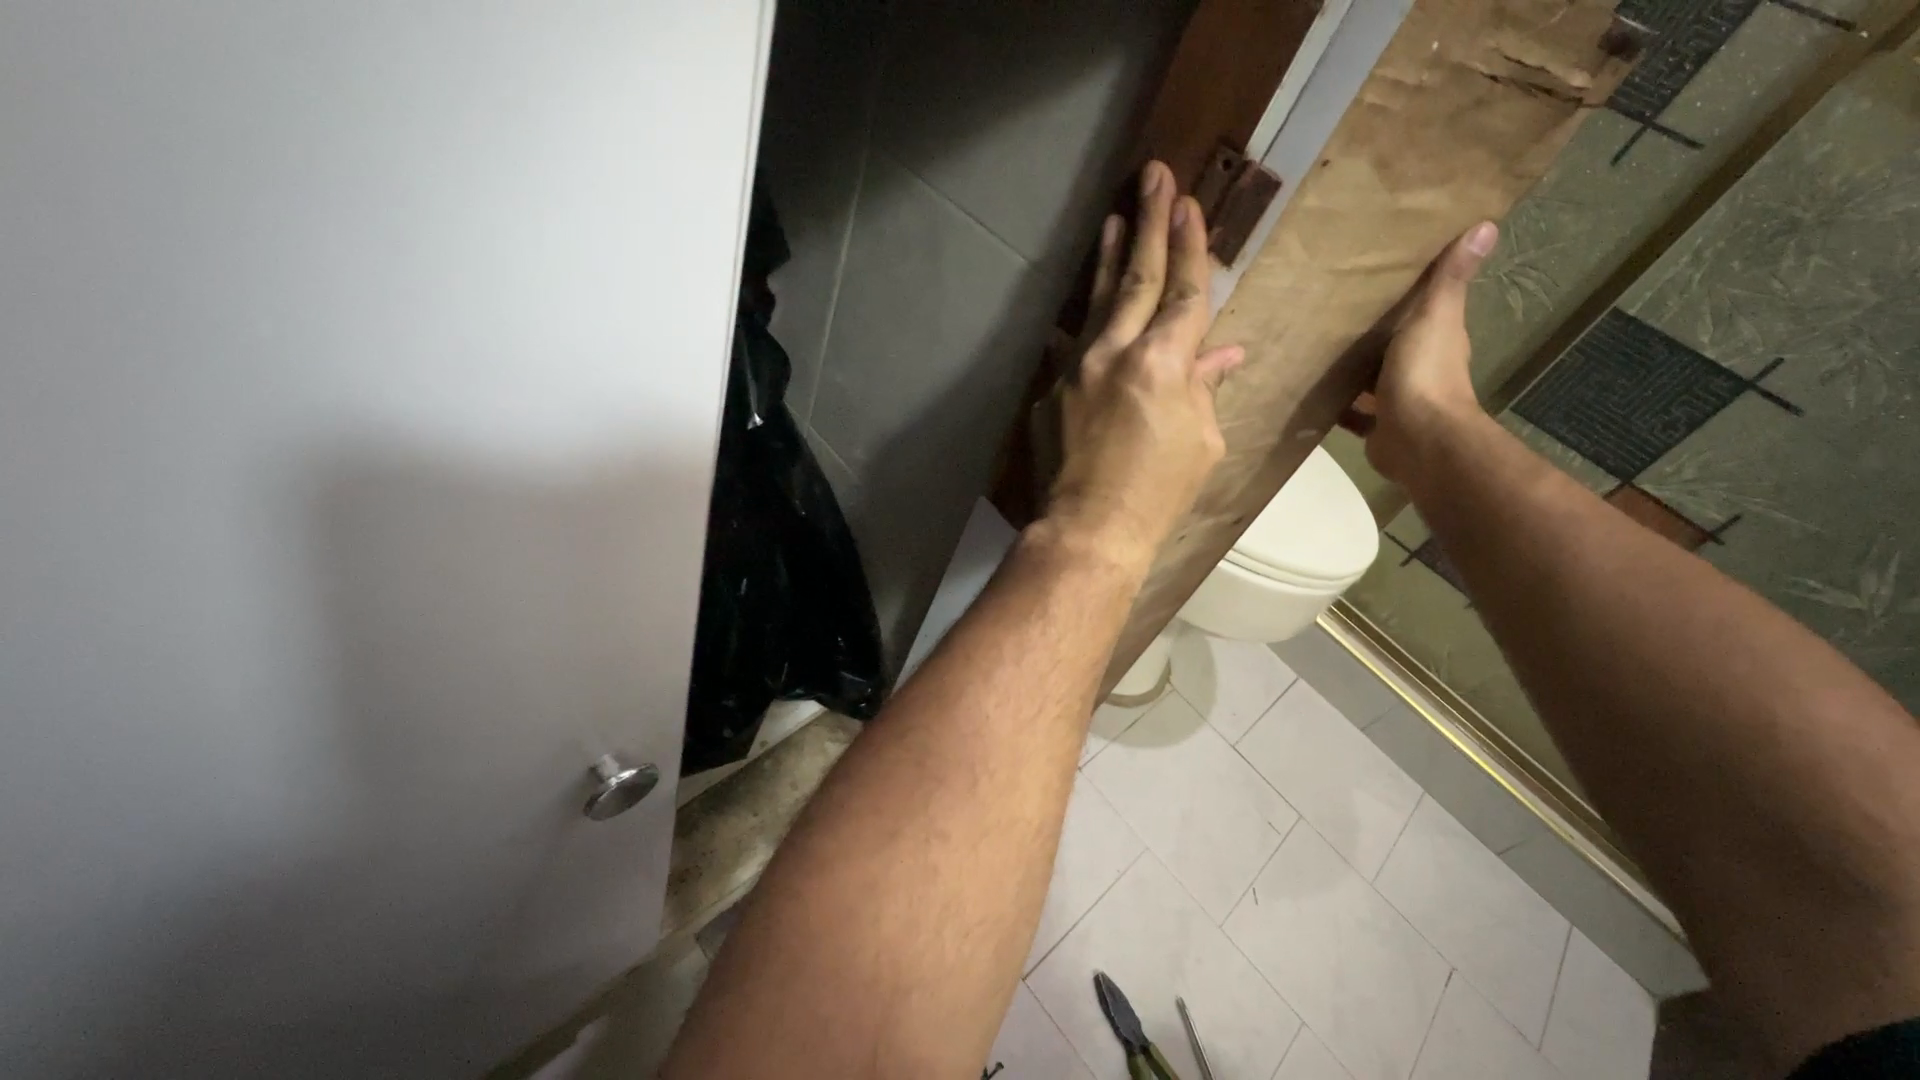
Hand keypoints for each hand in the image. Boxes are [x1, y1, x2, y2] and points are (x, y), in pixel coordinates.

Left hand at [1045, 160, 1244, 566]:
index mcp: (1162, 362)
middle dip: (1148, 223)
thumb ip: (1206, 387)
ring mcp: (1075, 369)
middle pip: (1137, 277)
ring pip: (1095, 302)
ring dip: (1107, 258)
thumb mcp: (1202, 441)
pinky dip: (1084, 327)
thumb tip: (1221, 352)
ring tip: (1113, 219)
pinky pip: (1073, 350)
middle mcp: (1113, 352)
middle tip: (1151, 174)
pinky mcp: (1049, 392)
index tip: (1188, 201)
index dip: (1192, 245)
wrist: (1089, 529)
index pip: (1186, 291)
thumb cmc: (1160, 493)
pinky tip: (1084, 311)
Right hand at [1341, 221, 1498, 484]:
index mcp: (1437, 339)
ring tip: (1315, 349)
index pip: (1424, 310)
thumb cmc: (1426, 373)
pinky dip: (1337, 404)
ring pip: (1371, 379)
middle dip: (1370, 334)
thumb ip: (1449, 277)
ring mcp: (1397, 400)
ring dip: (1351, 370)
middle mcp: (1420, 368)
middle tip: (1333, 311)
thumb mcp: (1435, 316)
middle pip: (1392, 345)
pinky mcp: (1376, 426)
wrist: (1416, 439)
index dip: (1408, 295)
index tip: (1380, 276)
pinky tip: (1311, 393)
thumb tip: (1487, 224)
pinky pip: (1352, 411)